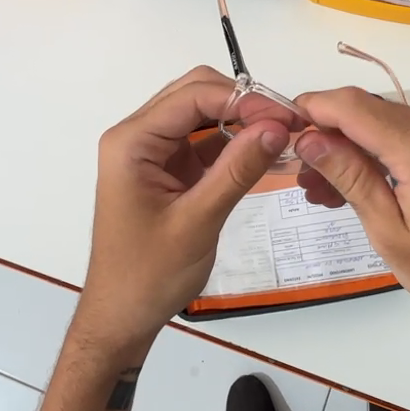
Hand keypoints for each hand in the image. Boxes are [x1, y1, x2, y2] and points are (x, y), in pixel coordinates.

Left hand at [78, 67, 289, 348]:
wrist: (122, 316)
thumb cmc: (149, 274)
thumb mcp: (197, 221)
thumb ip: (237, 171)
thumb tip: (276, 128)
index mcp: (131, 143)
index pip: (192, 97)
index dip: (242, 99)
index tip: (286, 117)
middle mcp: (137, 137)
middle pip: (194, 94)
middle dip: (242, 101)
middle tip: (287, 122)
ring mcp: (151, 153)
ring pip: (199, 114)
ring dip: (239, 118)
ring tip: (282, 132)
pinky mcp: (166, 169)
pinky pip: (201, 141)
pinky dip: (232, 142)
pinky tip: (263, 150)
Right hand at [292, 88, 409, 353]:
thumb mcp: (389, 233)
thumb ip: (350, 177)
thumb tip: (308, 138)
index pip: (355, 107)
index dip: (313, 108)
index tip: (281, 125)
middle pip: (369, 109)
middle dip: (328, 133)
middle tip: (301, 173)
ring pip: (385, 119)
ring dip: (351, 144)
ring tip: (322, 187)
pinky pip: (407, 132)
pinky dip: (378, 150)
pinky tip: (356, 181)